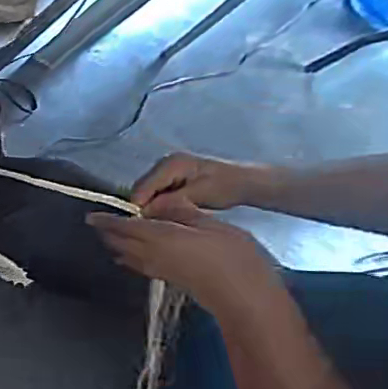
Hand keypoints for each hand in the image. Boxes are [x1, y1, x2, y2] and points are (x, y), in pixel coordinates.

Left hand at [88, 195, 283, 314]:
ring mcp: (152, 268)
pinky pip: (134, 263)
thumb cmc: (232, 256)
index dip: (104, 220)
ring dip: (115, 243)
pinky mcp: (162, 278)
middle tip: (101, 222)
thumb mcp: (212, 225)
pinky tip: (130, 254)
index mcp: (155, 236)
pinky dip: (126, 255)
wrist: (242, 296)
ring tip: (114, 234)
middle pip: (116, 240)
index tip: (90, 216)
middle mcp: (146, 252)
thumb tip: (160, 202)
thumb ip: (182, 212)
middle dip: (106, 231)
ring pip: (122, 252)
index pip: (120, 226)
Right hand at [131, 152, 278, 210]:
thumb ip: (169, 202)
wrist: (249, 182)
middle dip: (143, 206)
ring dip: (149, 205)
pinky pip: (154, 191)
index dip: (138, 206)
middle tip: (149, 225)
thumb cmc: (228, 187)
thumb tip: (143, 213)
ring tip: (156, 220)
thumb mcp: (199, 195)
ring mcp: (165, 169)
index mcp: (171, 164)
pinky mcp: (169, 176)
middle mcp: (163, 163)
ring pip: (146, 191)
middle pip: (141, 188)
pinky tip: (164, 212)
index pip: (143, 187)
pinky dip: (157, 202)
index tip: (139, 224)